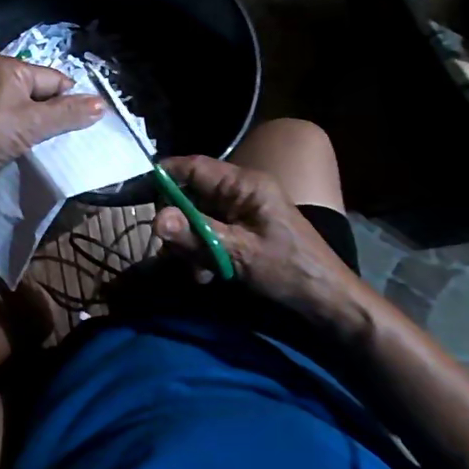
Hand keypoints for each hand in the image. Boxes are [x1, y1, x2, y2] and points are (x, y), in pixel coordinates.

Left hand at [0, 57, 103, 201]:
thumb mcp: (34, 122)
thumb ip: (69, 113)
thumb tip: (103, 104)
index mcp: (11, 67)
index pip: (55, 79)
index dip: (69, 101)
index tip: (81, 123)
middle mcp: (0, 77)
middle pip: (44, 93)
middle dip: (56, 114)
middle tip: (66, 135)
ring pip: (31, 109)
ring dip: (42, 126)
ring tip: (49, 143)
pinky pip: (18, 121)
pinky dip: (27, 133)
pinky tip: (32, 147)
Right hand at [152, 156, 371, 337]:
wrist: (329, 301)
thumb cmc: (288, 271)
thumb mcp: (238, 254)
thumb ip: (196, 235)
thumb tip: (156, 220)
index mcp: (244, 184)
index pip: (193, 166)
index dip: (165, 177)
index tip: (139, 197)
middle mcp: (242, 191)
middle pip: (192, 195)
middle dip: (179, 225)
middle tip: (173, 255)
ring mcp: (245, 211)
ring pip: (199, 218)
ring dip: (191, 245)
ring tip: (197, 274)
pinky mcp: (246, 231)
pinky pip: (213, 233)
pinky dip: (205, 253)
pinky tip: (206, 277)